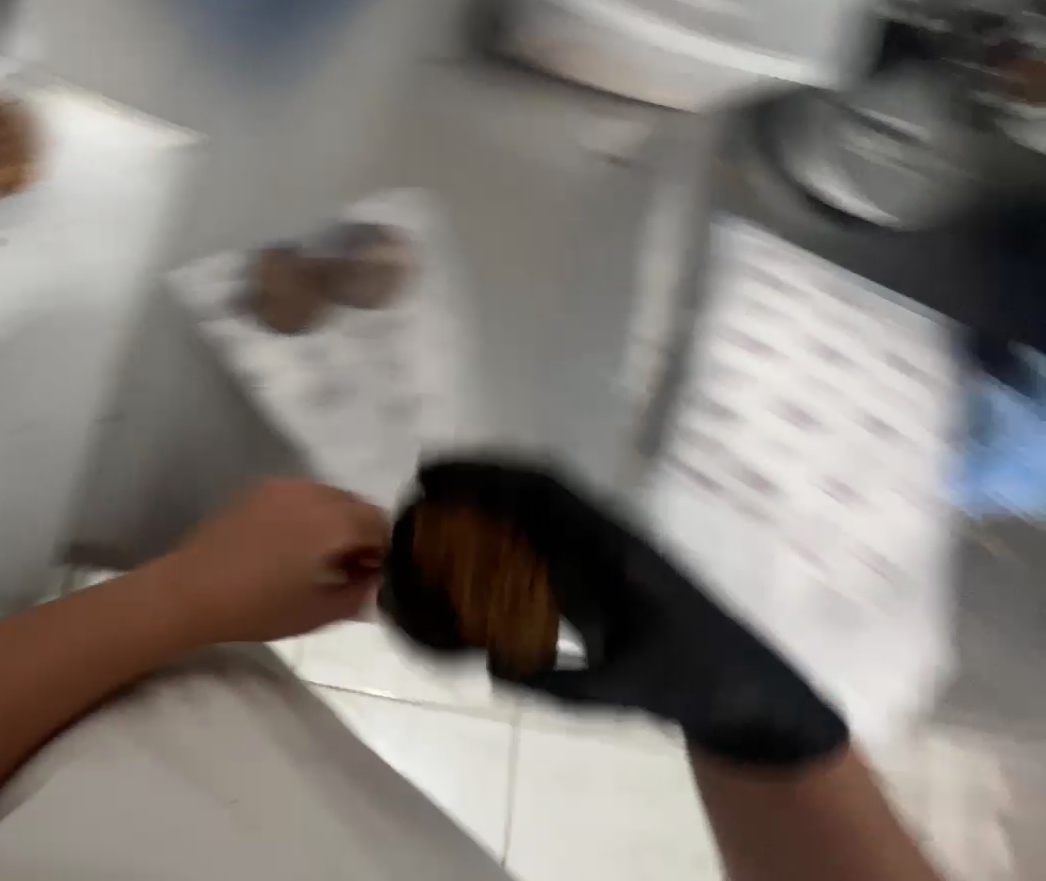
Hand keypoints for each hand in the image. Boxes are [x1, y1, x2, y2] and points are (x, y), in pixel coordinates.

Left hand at [150, 478, 389, 644]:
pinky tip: (293, 545)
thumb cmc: (257, 608)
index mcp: (331, 521)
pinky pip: (298, 494)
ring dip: (335, 520)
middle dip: (362, 533)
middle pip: (355, 504)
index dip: (387, 549)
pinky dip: (309, 513)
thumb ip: (358, 593)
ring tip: (321, 558)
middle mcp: (309, 493)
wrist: (190, 589)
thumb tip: (374, 579)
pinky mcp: (255, 490)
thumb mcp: (318, 612)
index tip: (378, 575)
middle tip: (352, 569)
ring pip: (327, 496)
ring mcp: (279, 486)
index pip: (380, 523)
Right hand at [410, 459, 848, 767]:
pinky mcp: (594, 579)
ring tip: (435, 510)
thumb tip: (490, 668)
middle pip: (531, 491)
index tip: (437, 474)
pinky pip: (539, 544)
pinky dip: (499, 536)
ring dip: (486, 504)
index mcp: (616, 547)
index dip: (488, 475)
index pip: (544, 490)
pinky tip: (468, 553)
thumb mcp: (636, 689)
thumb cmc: (705, 684)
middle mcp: (603, 539)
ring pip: (534, 514)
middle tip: (422, 485)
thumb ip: (566, 686)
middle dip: (476, 480)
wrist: (753, 701)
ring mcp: (598, 557)